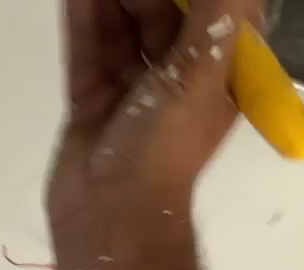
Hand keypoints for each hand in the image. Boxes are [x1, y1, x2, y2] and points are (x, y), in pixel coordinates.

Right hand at [47, 0, 264, 237]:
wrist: (108, 213)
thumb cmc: (164, 147)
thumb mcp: (203, 70)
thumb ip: (214, 11)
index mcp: (221, 61)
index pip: (216, 2)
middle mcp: (179, 69)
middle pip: (165, 8)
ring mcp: (131, 87)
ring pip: (123, 28)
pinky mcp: (91, 103)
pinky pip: (89, 54)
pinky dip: (82, 24)